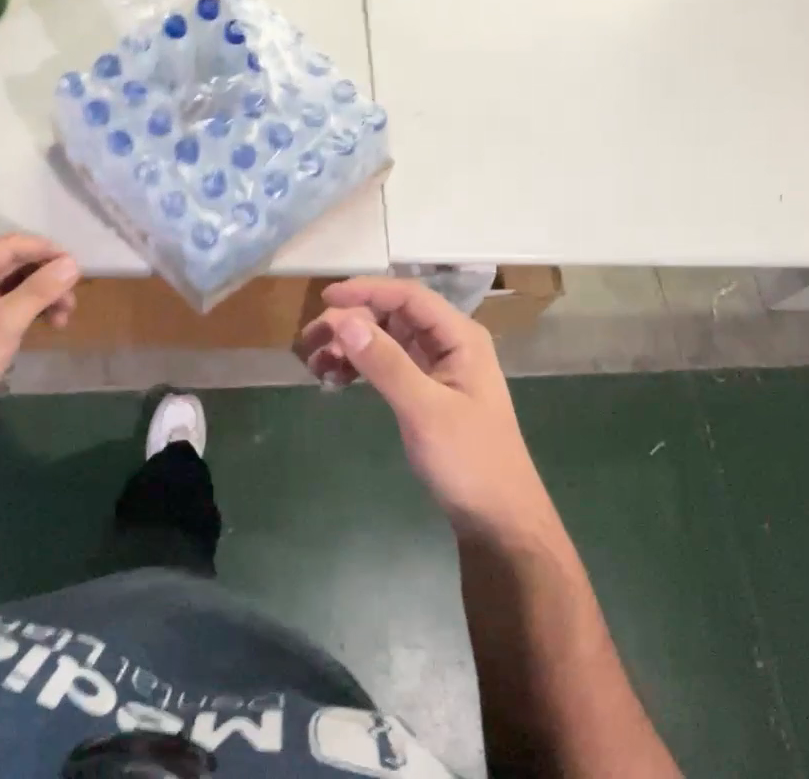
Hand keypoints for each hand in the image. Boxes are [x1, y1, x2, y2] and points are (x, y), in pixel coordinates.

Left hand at [0, 233, 80, 427]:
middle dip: (49, 279)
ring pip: (18, 283)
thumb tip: (73, 263)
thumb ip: (40, 289)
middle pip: (18, 262)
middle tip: (71, 302)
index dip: (48, 252)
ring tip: (63, 319)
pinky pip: (11, 301)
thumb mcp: (7, 321)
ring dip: (44, 296)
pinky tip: (48, 324)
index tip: (77, 270)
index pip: (15, 244)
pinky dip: (32, 309)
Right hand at [297, 277, 549, 533]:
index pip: (408, 296)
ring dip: (350, 346)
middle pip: (392, 316)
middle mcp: (449, 344)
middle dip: (350, 322)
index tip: (323, 298)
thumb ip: (386, 364)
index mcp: (460, 338)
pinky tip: (334, 380)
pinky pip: (386, 366)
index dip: (365, 291)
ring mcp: (437, 369)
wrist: (498, 517)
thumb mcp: (425, 410)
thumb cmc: (470, 460)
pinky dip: (359, 368)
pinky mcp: (425, 393)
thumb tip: (343, 321)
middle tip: (310, 342)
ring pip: (385, 341)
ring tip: (315, 365)